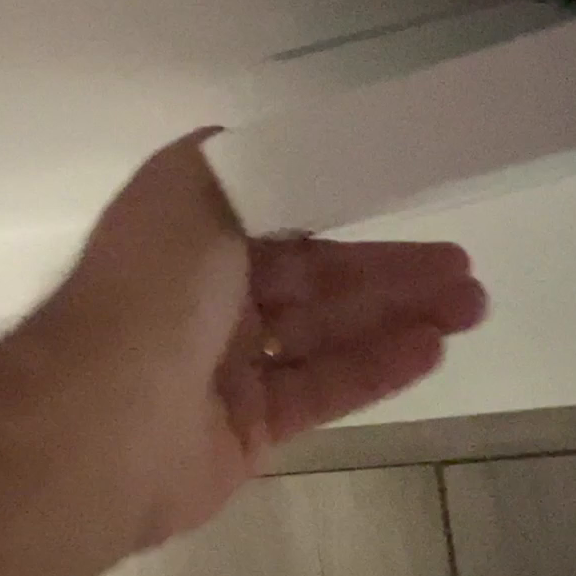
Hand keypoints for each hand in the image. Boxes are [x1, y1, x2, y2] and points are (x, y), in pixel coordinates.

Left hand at [24, 131, 486, 546]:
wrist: (105, 416)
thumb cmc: (155, 286)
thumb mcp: (198, 185)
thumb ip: (251, 164)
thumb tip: (287, 148)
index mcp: (188, 234)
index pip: (280, 215)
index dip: (346, 208)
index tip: (408, 201)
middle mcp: (204, 295)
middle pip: (312, 277)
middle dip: (387, 269)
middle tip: (463, 268)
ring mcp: (224, 364)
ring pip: (323, 333)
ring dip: (396, 316)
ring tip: (470, 305)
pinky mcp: (245, 427)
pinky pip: (318, 389)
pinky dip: (373, 368)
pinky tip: (432, 349)